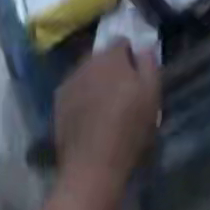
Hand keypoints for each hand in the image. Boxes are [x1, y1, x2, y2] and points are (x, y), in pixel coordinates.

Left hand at [53, 43, 160, 186]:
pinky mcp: (58, 101)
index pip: (122, 42)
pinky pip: (75, 89)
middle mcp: (87, 62)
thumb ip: (149, 63)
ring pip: (87, 72)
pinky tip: (89, 115)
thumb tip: (144, 46)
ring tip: (105, 105)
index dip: (131, 57)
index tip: (137, 76)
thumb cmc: (128, 129)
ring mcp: (69, 81)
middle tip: (123, 91)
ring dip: (96, 80)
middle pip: (102, 56)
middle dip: (112, 67)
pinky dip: (82, 95)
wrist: (92, 167)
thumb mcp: (151, 94)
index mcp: (111, 57)